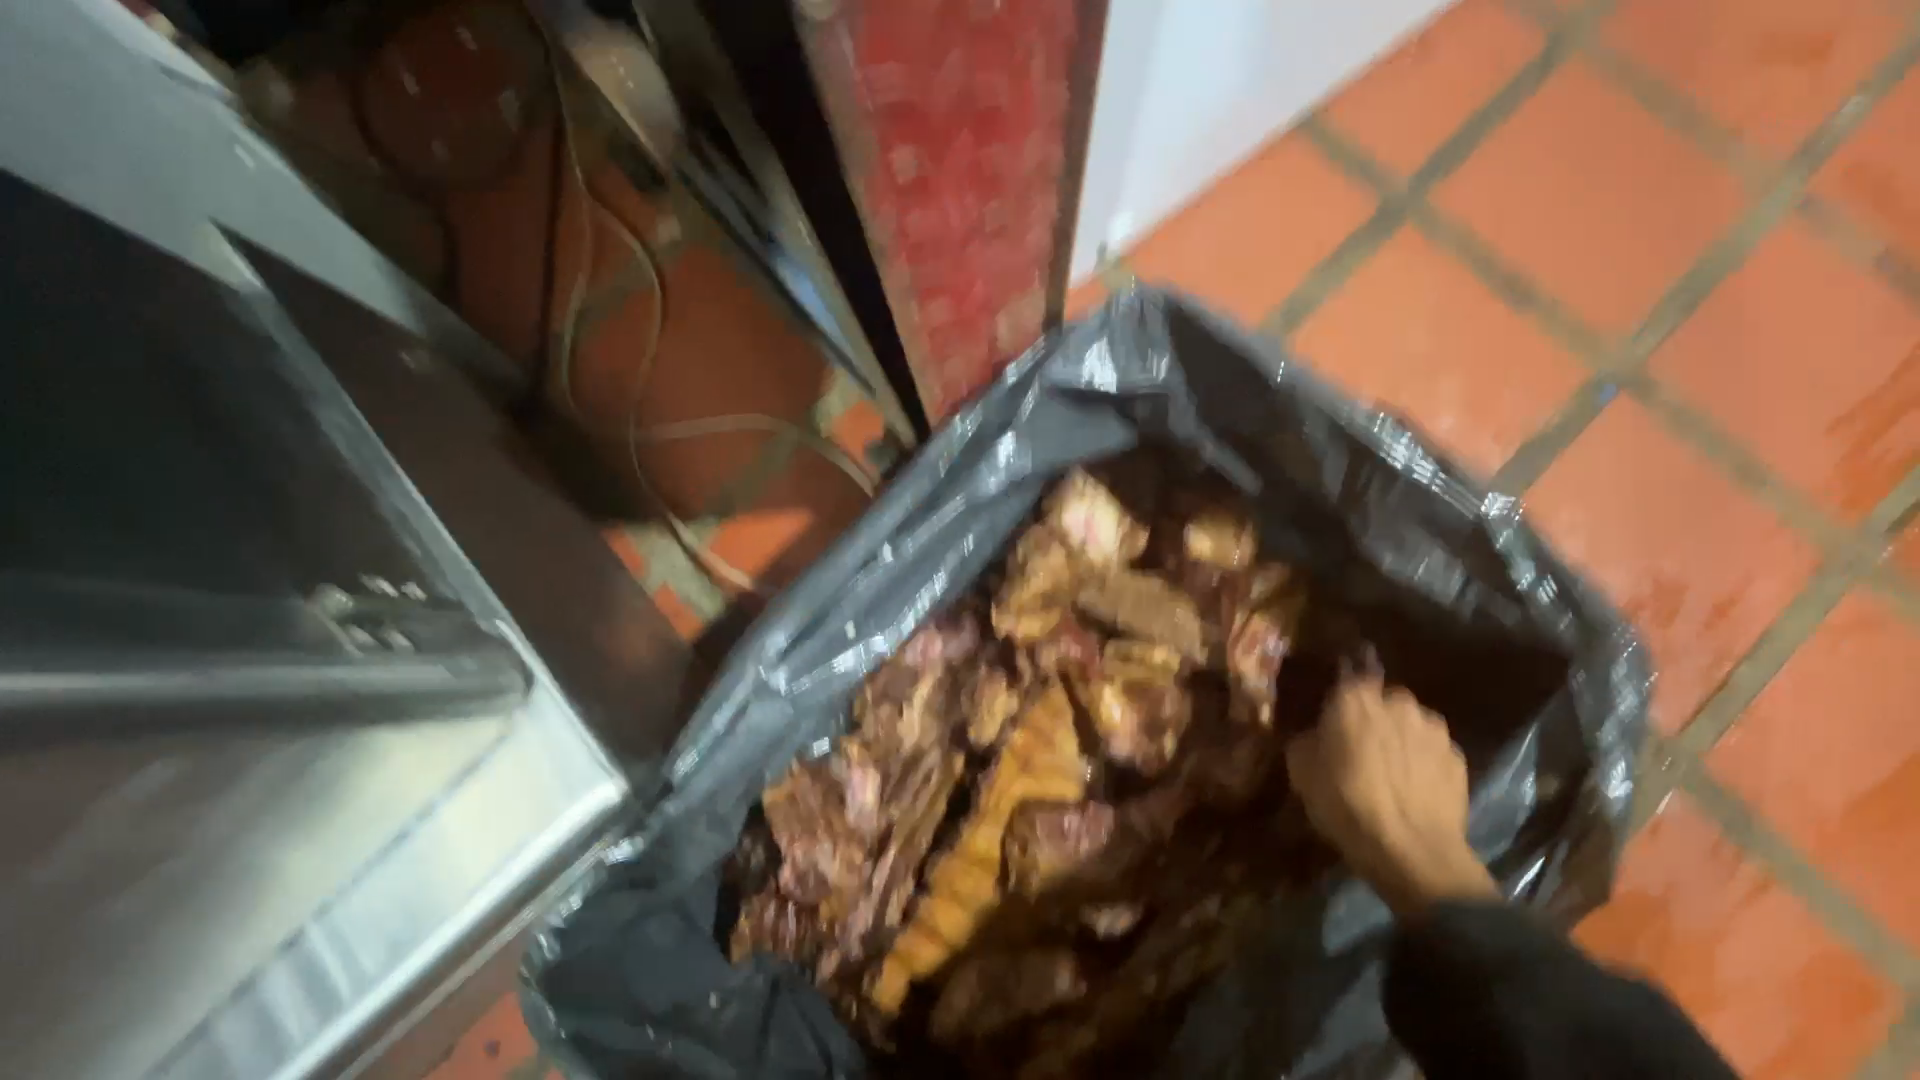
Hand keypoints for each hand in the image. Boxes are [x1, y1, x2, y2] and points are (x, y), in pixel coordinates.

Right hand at [1285, 677, 1496, 914]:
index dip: (1339, 699)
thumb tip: (1317, 734)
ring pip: (1411, 726)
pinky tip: (1412, 790)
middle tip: (1358, 749)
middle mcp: (1399, 702)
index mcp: (1355, 697)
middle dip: (1373, 718)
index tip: (1331, 717)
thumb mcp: (1301, 771)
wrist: (1410, 850)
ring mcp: (1435, 730)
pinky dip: (1423, 764)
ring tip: (1389, 773)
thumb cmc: (1345, 803)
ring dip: (1401, 740)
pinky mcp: (1459, 759)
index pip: (1346, 677)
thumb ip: (1307, 739)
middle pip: (1382, 702)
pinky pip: (1433, 753)